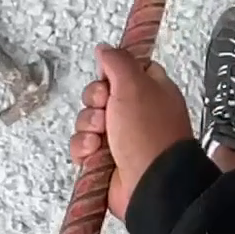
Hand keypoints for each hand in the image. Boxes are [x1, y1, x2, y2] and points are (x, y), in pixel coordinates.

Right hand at [69, 45, 194, 219]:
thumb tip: (104, 48)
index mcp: (152, 90)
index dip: (112, 72)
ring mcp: (121, 137)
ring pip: (88, 119)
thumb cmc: (148, 133)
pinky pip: (82, 145)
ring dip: (88, 126)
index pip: (126, 70)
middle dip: (94, 101)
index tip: (109, 78)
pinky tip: (94, 152)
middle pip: (100, 93)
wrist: (150, 185)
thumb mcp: (134, 85)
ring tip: (100, 137)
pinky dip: (84, 148)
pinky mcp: (106, 159)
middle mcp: (137, 112)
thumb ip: (118, 61)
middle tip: (104, 110)